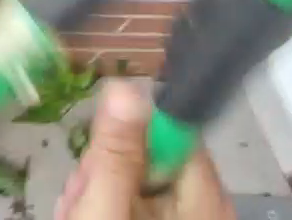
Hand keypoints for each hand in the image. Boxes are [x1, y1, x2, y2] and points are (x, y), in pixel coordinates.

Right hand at [57, 82, 235, 219]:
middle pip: (157, 158)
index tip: (97, 156)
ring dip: (104, 190)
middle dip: (108, 168)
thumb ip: (114, 151)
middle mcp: (211, 214)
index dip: (131, 135)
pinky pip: (146, 207)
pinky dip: (115, 209)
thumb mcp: (103, 210)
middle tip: (80, 198)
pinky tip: (93, 219)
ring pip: (145, 183)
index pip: (175, 135)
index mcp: (206, 205)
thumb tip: (126, 85)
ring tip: (80, 215)